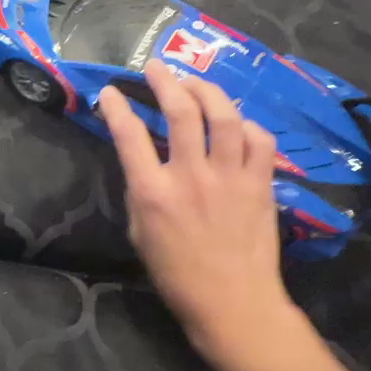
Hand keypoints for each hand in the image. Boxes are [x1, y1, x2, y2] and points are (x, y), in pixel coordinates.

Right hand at [96, 63, 298, 359]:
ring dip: (207, 90)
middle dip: (165, 81)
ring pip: (224, 116)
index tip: (109, 91)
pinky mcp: (261, 185)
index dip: (116, 107)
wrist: (233, 302)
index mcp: (153, 192)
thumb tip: (143, 164)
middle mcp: (191, 177)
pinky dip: (245, 125)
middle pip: (180, 112)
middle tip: (156, 67)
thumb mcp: (139, 232)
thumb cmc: (176, 274)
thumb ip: (140, 192)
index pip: (129, 135)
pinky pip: (258, 140)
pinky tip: (235, 124)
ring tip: (194, 82)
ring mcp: (231, 178)